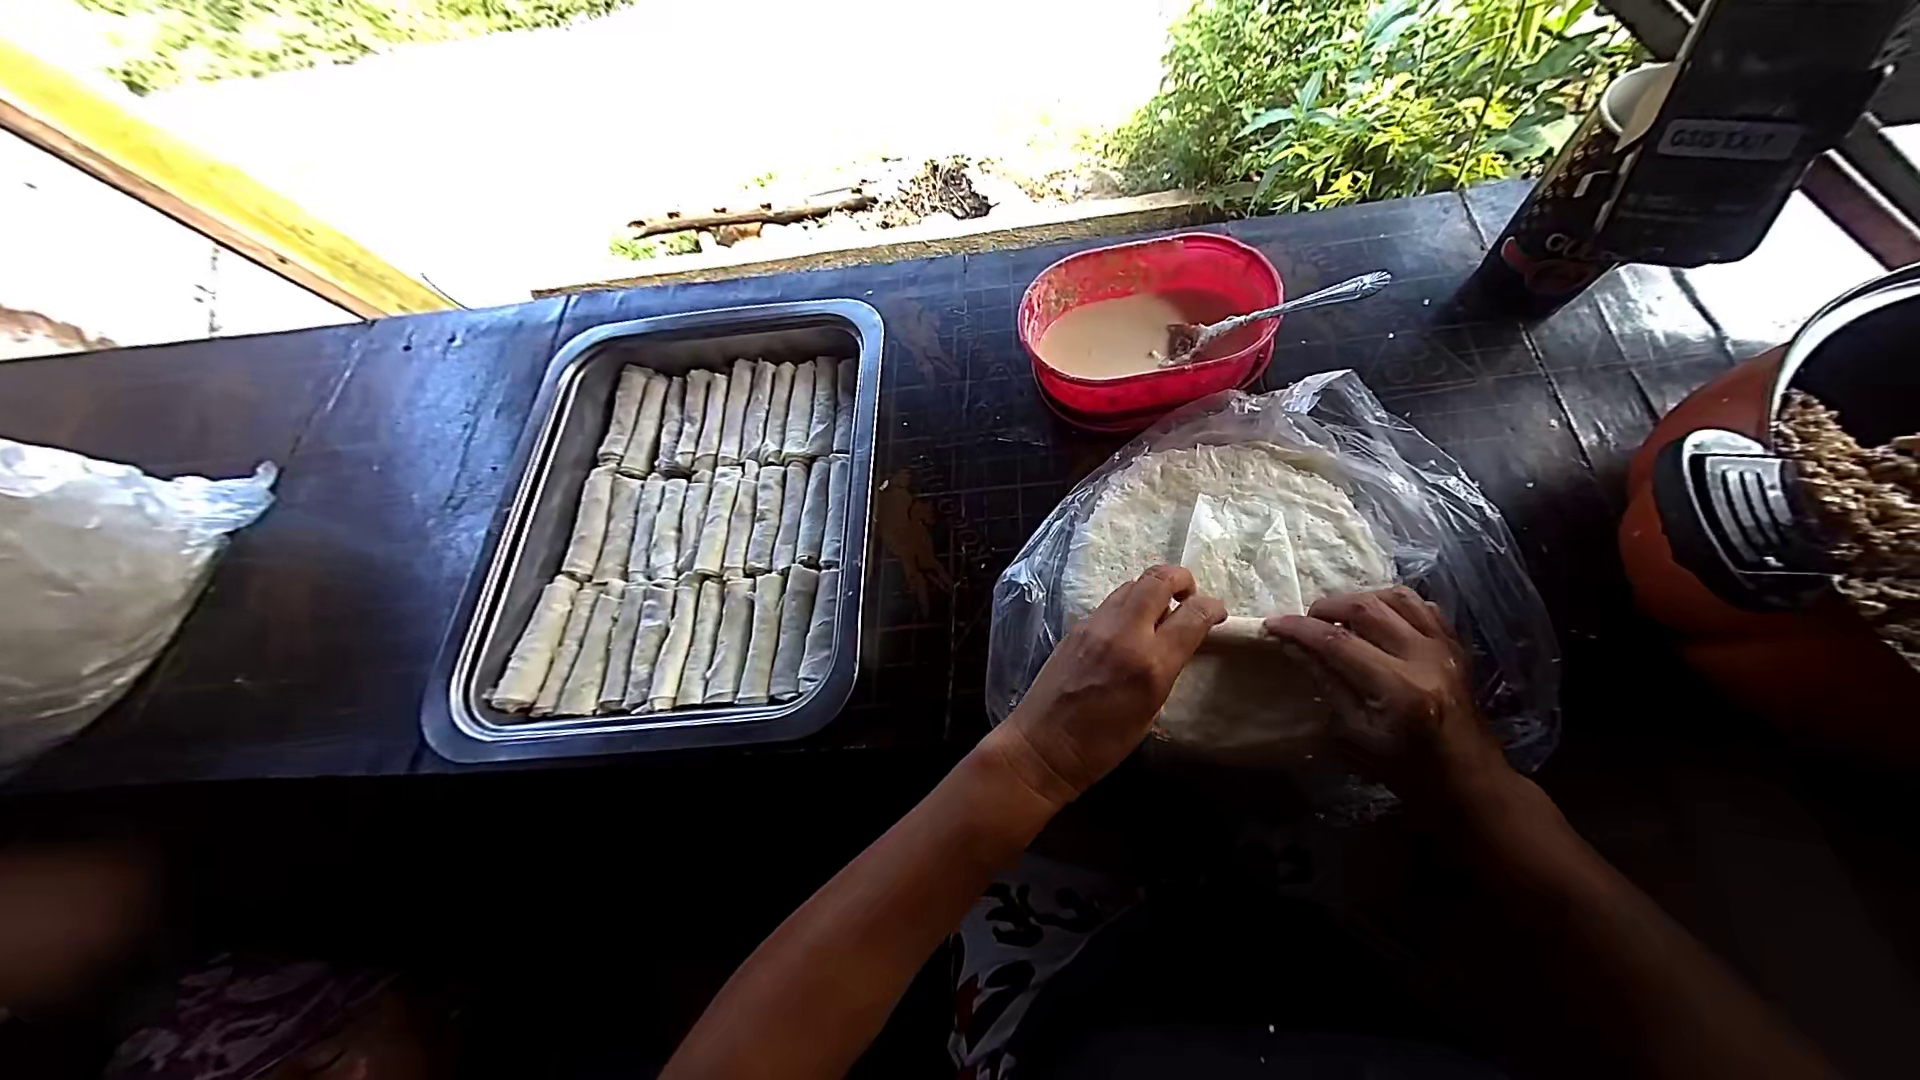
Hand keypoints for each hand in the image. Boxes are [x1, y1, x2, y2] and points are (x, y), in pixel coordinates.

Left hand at [988, 565, 1224, 808]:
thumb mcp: (1152, 710)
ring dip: (1152, 589)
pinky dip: (1127, 604)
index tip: (1217, 612)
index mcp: (1151, 664)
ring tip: (1160, 610)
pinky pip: (1110, 602)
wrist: (1044, 745)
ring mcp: (1095, 626)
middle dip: (1181, 579)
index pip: (1193, 614)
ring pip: (1131, 585)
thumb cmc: (1104, 744)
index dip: (1212, 607)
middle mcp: (1124, 634)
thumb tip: (1179, 639)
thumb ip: (1167, 667)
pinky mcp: (1076, 627)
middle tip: (1189, 595)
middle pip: (1158, 580)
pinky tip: (1129, 625)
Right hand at [1265, 587, 1508, 804]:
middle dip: (1325, 608)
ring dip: (1357, 600)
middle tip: (1305, 623)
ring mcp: (1444, 648)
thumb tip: (1292, 647)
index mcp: (1399, 689)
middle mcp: (1425, 659)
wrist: (1470, 780)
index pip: (1338, 642)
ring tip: (1337, 618)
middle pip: (1366, 609)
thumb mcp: (1355, 733)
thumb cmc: (1408, 768)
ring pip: (1394, 597)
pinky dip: (1389, 603)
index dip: (1299, 628)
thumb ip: (1326, 683)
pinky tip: (1373, 619)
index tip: (1272, 625)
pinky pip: (1420, 605)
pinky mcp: (1454, 645)